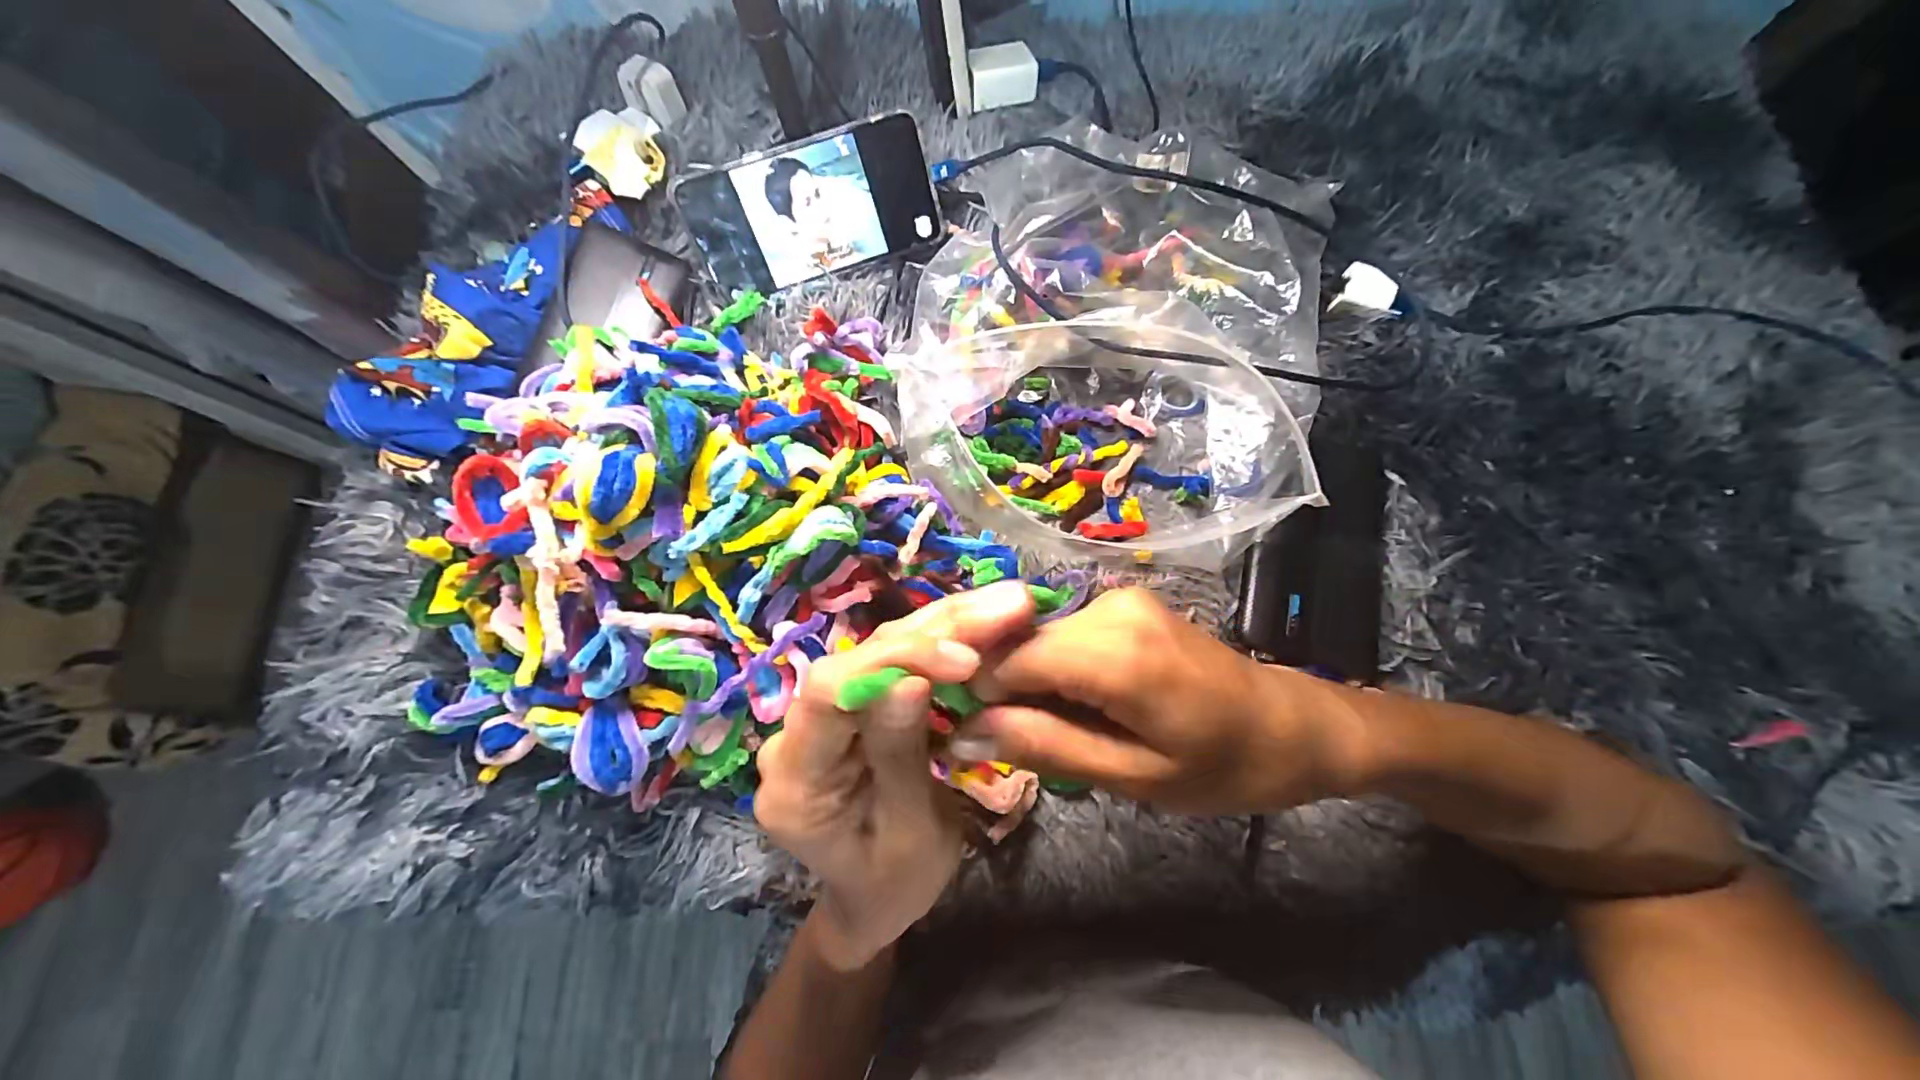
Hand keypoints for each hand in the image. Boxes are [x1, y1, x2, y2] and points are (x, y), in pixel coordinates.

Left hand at [753, 581, 1035, 968]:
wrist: (876, 898)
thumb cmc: (897, 883)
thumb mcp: (912, 832)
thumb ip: (901, 754)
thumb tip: (911, 679)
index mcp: (796, 782)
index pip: (830, 693)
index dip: (894, 662)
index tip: (966, 661)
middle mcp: (793, 735)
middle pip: (858, 658)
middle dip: (934, 631)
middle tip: (1009, 607)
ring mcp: (818, 715)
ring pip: (879, 649)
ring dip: (944, 625)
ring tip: (1007, 604)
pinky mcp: (847, 704)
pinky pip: (892, 661)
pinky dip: (940, 641)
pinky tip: (981, 621)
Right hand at [967, 587, 1364, 814]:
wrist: (1290, 725)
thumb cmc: (1222, 766)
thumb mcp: (1133, 776)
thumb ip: (1045, 747)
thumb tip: (962, 733)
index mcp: (1116, 652)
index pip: (1007, 659)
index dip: (981, 697)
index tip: (981, 739)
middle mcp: (1109, 607)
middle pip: (1018, 644)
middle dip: (1007, 691)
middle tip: (1028, 742)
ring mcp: (1117, 598)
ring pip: (1035, 639)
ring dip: (1031, 683)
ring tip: (1066, 727)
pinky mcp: (1121, 603)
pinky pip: (1062, 634)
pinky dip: (1056, 670)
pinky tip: (1084, 703)